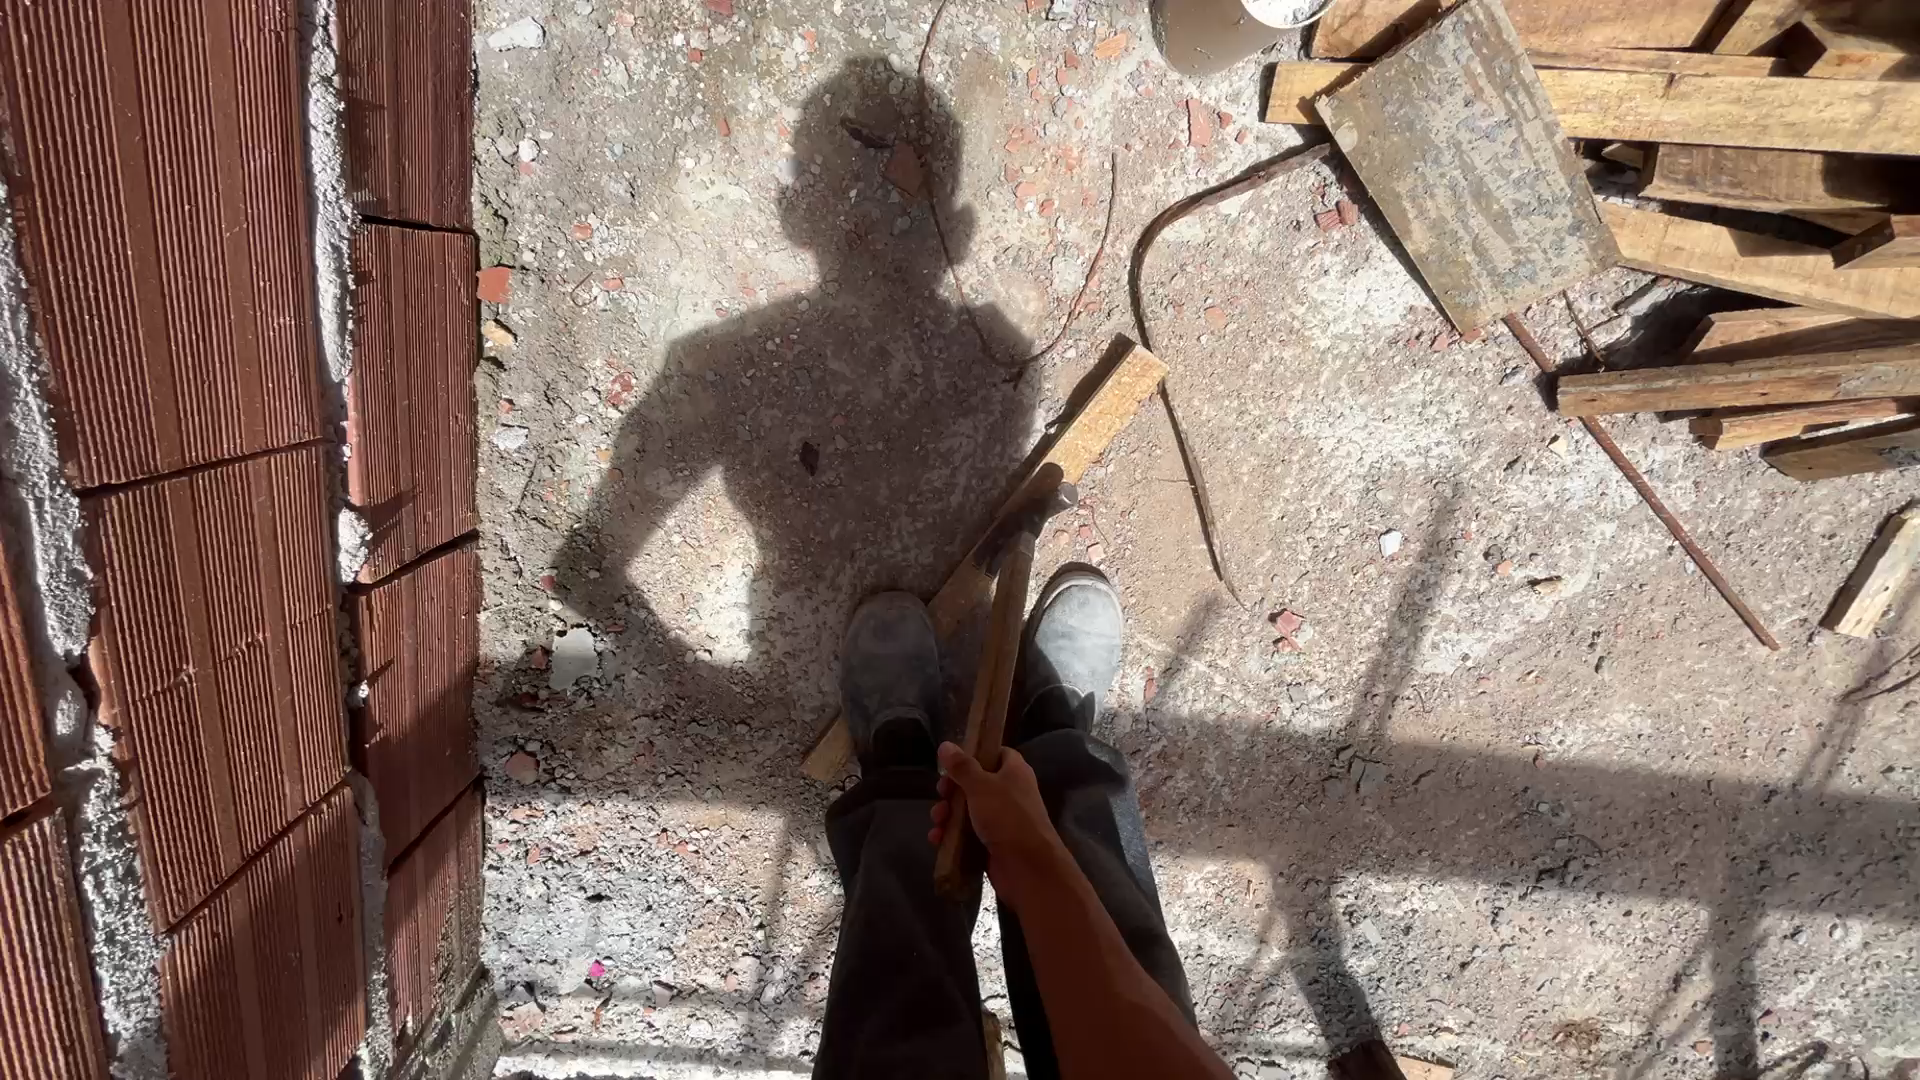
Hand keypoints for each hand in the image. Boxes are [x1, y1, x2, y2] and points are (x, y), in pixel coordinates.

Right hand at [928, 742, 1071, 908]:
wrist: (1029, 869)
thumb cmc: (1007, 817)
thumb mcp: (981, 786)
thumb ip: (962, 766)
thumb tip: (945, 745)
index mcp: (1013, 771)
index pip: (995, 753)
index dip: (974, 754)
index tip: (952, 761)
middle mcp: (1009, 792)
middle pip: (975, 783)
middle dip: (952, 790)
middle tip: (941, 794)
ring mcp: (1000, 820)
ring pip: (968, 810)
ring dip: (948, 814)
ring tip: (937, 821)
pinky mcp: (991, 843)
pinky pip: (967, 834)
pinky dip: (951, 835)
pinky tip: (937, 839)